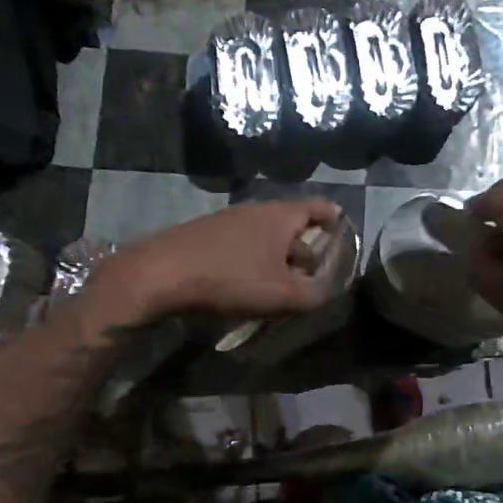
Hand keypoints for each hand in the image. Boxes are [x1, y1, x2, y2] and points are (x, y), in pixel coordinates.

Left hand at [86, 199, 341, 322]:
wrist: (159, 274)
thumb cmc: (230, 279)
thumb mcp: (282, 295)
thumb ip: (315, 293)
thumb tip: (329, 290)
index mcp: (282, 215)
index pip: (323, 208)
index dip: (339, 225)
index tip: (344, 248)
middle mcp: (257, 209)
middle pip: (295, 223)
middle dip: (308, 249)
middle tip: (312, 278)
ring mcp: (229, 218)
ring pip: (267, 234)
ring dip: (279, 257)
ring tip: (279, 285)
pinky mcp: (206, 232)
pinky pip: (243, 242)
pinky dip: (254, 258)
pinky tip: (244, 283)